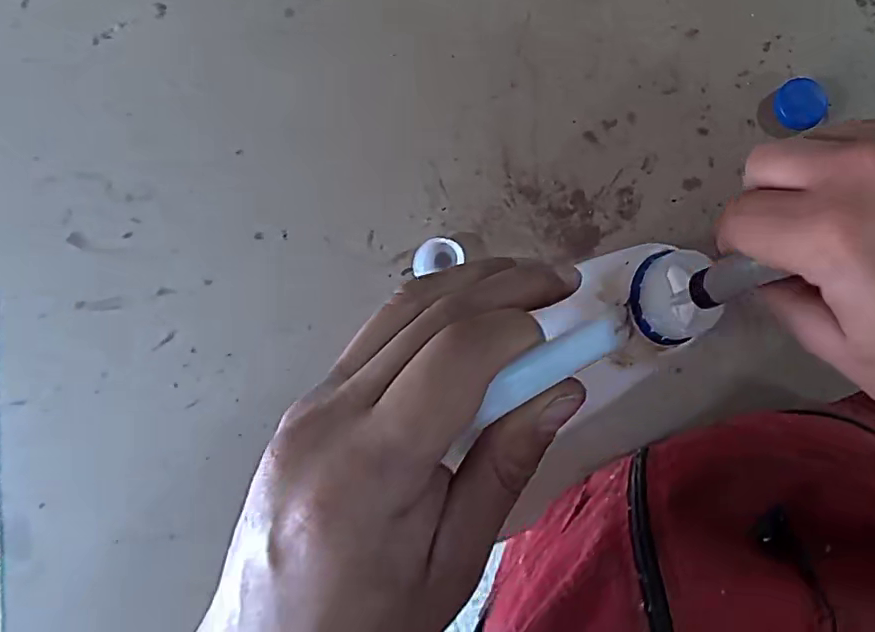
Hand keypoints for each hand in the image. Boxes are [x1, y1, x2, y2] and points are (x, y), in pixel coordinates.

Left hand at [197, 258, 586, 631]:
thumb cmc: (367, 622)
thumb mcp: (453, 562)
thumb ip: (506, 466)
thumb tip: (563, 389)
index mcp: (368, 466)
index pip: (452, 356)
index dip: (515, 327)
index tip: (561, 329)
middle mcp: (331, 415)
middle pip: (430, 315)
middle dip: (505, 285)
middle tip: (561, 280)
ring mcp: (313, 399)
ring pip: (401, 307)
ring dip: (470, 279)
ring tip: (523, 277)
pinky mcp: (311, 397)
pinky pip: (380, 329)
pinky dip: (435, 302)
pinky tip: (470, 303)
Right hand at [717, 118, 874, 479]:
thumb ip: (802, 317)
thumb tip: (771, 285)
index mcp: (832, 233)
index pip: (740, 219)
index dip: (738, 251)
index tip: (758, 272)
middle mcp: (856, 168)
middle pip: (762, 161)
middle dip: (764, 205)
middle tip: (802, 247)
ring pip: (813, 140)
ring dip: (810, 179)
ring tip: (860, 224)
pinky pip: (869, 133)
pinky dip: (860, 164)